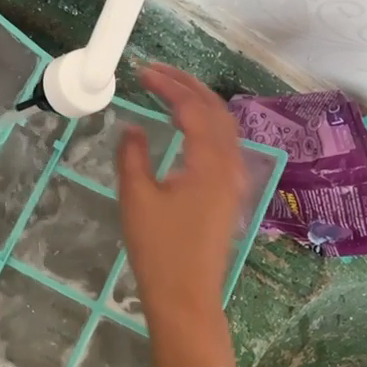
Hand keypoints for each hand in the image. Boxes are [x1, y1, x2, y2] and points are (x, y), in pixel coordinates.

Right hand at [116, 63, 244, 318]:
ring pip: (224, 125)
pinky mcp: (230, 192)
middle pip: (216, 110)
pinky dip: (207, 122)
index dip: (167, 85)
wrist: (186, 295)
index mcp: (208, 161)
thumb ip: (133, 155)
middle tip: (155, 71)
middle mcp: (229, 163)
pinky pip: (225, 143)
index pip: (192, 108)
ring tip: (170, 89)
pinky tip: (189, 126)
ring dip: (199, 101)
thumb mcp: (136, 197)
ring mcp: (234, 179)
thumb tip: (133, 126)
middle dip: (187, 84)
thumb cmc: (158, 248)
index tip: (141, 72)